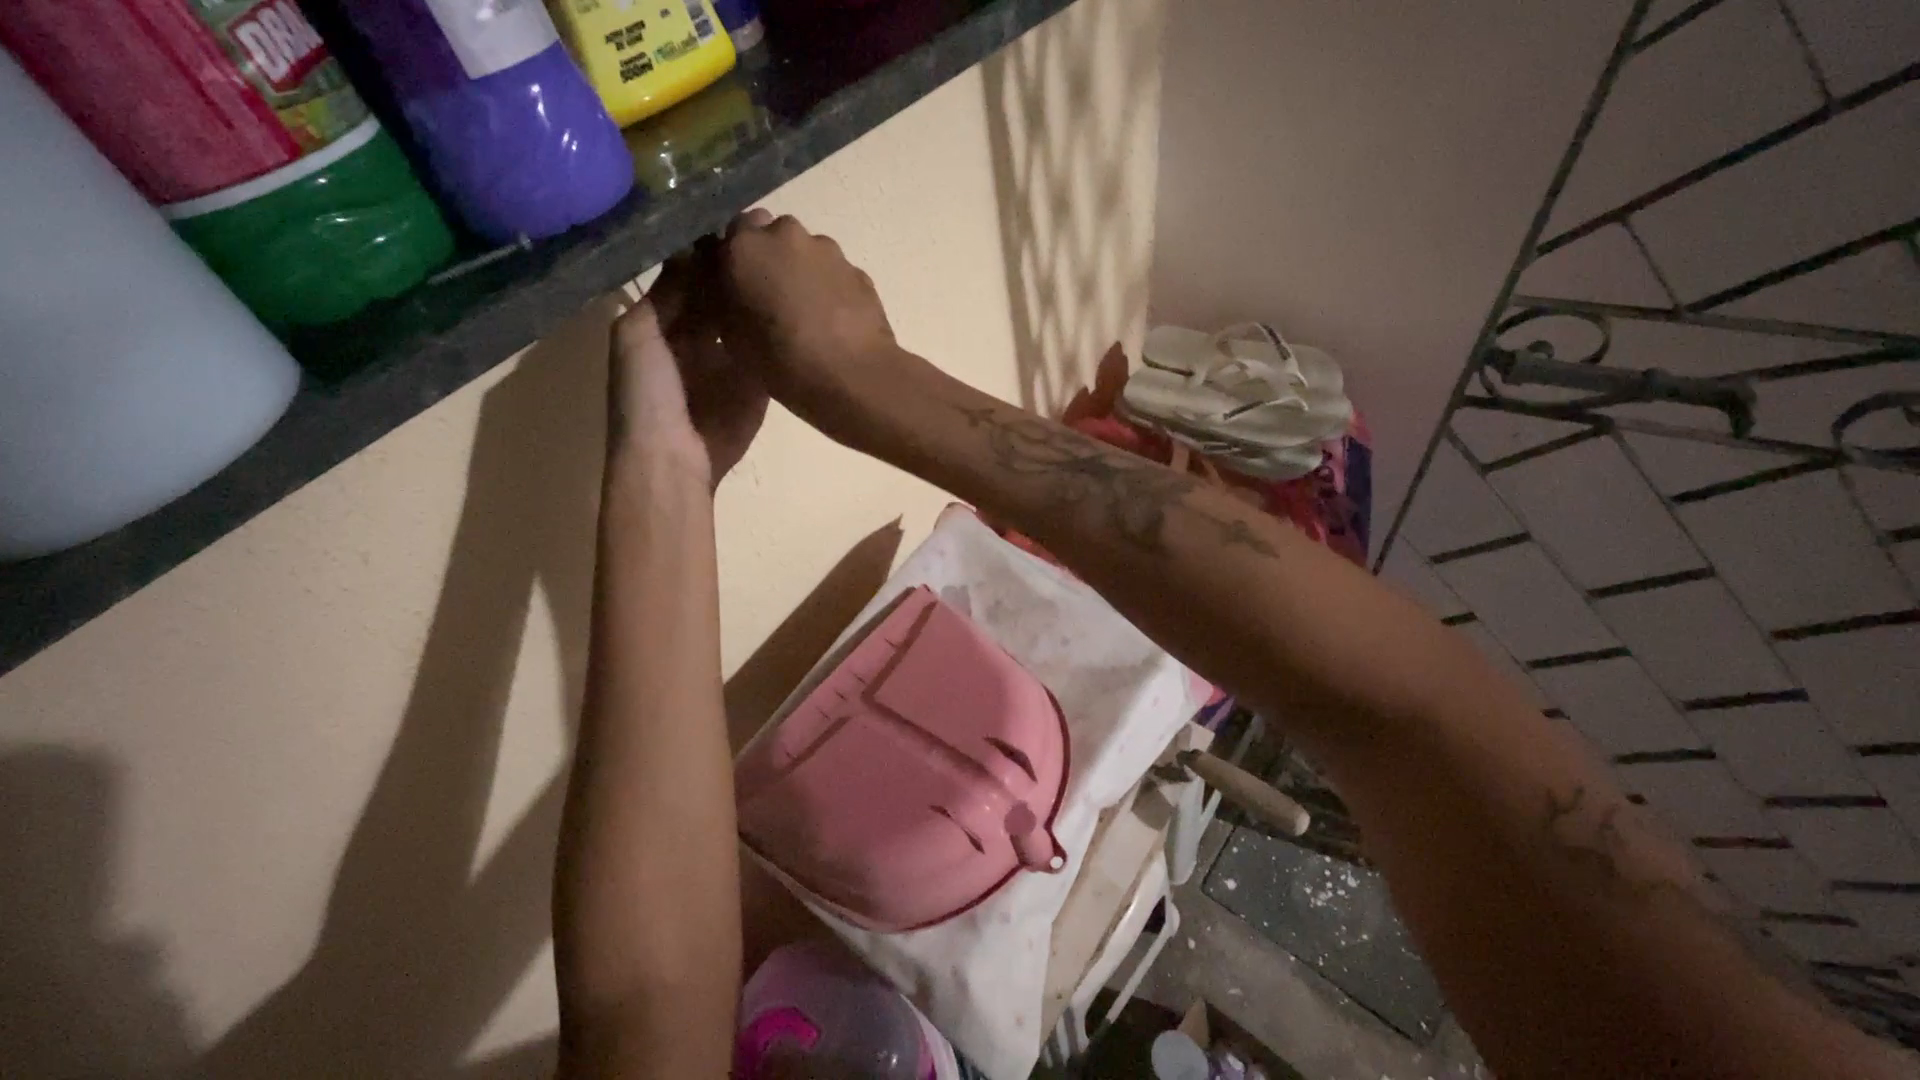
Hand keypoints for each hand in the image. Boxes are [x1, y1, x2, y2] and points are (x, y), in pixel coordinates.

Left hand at [608, 243, 768, 488]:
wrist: (674, 458)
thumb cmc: (646, 393)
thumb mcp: (640, 334)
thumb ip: (667, 292)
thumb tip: (690, 243)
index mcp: (664, 322)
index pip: (690, 277)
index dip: (708, 252)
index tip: (733, 220)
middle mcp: (698, 336)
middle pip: (722, 295)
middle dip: (738, 271)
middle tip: (766, 234)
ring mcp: (731, 358)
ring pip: (748, 317)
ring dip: (762, 296)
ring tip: (787, 258)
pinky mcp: (758, 381)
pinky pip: (770, 349)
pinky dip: (781, 329)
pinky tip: (800, 298)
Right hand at [717, 209, 909, 435]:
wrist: (853, 378)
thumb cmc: (780, 361)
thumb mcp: (731, 336)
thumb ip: (722, 297)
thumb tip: (727, 285)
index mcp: (745, 246)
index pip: (728, 234)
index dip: (731, 260)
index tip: (734, 286)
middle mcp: (786, 234)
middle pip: (770, 236)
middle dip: (768, 259)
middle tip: (769, 299)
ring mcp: (828, 250)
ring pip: (806, 252)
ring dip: (801, 273)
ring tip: (805, 315)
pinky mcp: (859, 271)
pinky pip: (834, 274)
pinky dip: (830, 289)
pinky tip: (833, 323)